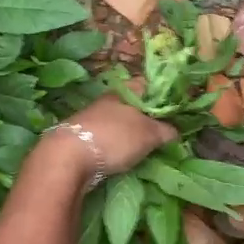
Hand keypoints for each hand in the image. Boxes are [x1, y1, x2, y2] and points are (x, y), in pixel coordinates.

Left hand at [40, 95, 176, 184]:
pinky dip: (116, 146)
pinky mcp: (80, 140)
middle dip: (146, 117)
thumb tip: (175, 131)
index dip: (161, 95)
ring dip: (130, 133)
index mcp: (122, 93)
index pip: (146, 86)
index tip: (174, 108)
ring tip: (145, 148)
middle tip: (163, 132)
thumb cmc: (114, 137)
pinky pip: (106, 139)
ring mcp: (90, 121)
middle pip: (131, 106)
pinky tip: (123, 157)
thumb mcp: (149, 134)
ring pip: (117, 123)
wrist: (68, 158)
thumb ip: (165, 130)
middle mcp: (105, 102)